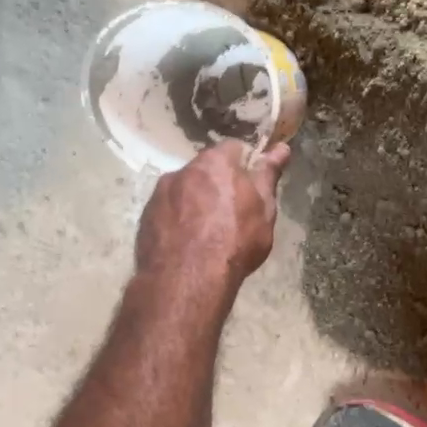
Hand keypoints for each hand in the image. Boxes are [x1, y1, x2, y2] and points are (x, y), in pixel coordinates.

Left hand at [135, 140, 291, 285]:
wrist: (188, 278)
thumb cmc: (236, 239)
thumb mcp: (264, 208)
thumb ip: (269, 175)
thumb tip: (281, 147)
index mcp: (215, 163)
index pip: (233, 148)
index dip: (247, 163)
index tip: (254, 184)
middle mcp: (182, 171)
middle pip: (206, 169)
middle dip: (220, 183)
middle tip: (235, 210)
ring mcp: (159, 194)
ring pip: (185, 189)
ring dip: (197, 200)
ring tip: (209, 230)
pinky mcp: (145, 217)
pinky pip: (168, 209)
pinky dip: (180, 218)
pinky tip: (190, 240)